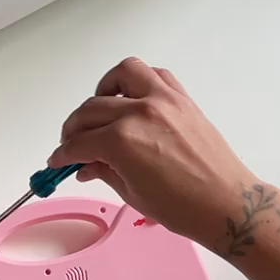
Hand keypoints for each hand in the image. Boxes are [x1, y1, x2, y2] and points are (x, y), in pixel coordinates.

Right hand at [48, 58, 277, 257]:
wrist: (223, 202)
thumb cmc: (182, 205)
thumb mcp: (130, 193)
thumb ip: (102, 172)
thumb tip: (85, 166)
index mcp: (122, 142)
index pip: (78, 143)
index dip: (62, 155)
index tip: (57, 161)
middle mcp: (140, 113)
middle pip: (90, 110)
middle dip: (74, 129)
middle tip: (71, 144)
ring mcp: (163, 101)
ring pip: (120, 75)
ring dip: (102, 91)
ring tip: (99, 112)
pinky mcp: (181, 98)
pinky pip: (152, 74)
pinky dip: (135, 82)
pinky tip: (129, 101)